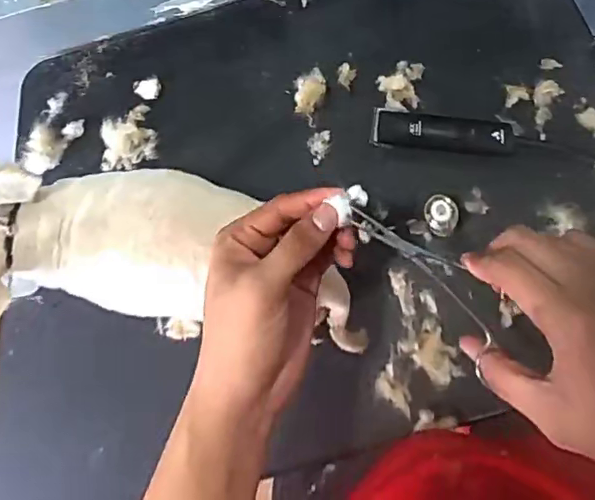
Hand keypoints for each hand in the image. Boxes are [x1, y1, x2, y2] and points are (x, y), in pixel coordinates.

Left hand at [148, 188, 357, 499]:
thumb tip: (331, 208)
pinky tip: (347, 258)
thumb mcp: (266, 285)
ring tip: (350, 249)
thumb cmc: (243, 335)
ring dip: (336, 236)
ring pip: (316, 237)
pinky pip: (323, 257)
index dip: (312, 200)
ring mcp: (284, 267)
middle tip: (353, 228)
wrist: (246, 397)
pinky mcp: (302, 285)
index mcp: (241, 239)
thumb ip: (299, 244)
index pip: (282, 208)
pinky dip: (337, 252)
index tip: (345, 196)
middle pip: (302, 220)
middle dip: (328, 219)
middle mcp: (262, 247)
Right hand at [460, 228, 594, 499]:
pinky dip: (565, 247)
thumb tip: (469, 345)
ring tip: (524, 269)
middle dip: (502, 245)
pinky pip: (589, 242)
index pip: (510, 267)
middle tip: (489, 264)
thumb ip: (504, 376)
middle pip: (531, 239)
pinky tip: (564, 271)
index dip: (483, 262)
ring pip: (559, 235)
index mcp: (565, 314)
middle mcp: (588, 278)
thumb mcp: (554, 415)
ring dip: (534, 244)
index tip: (466, 263)